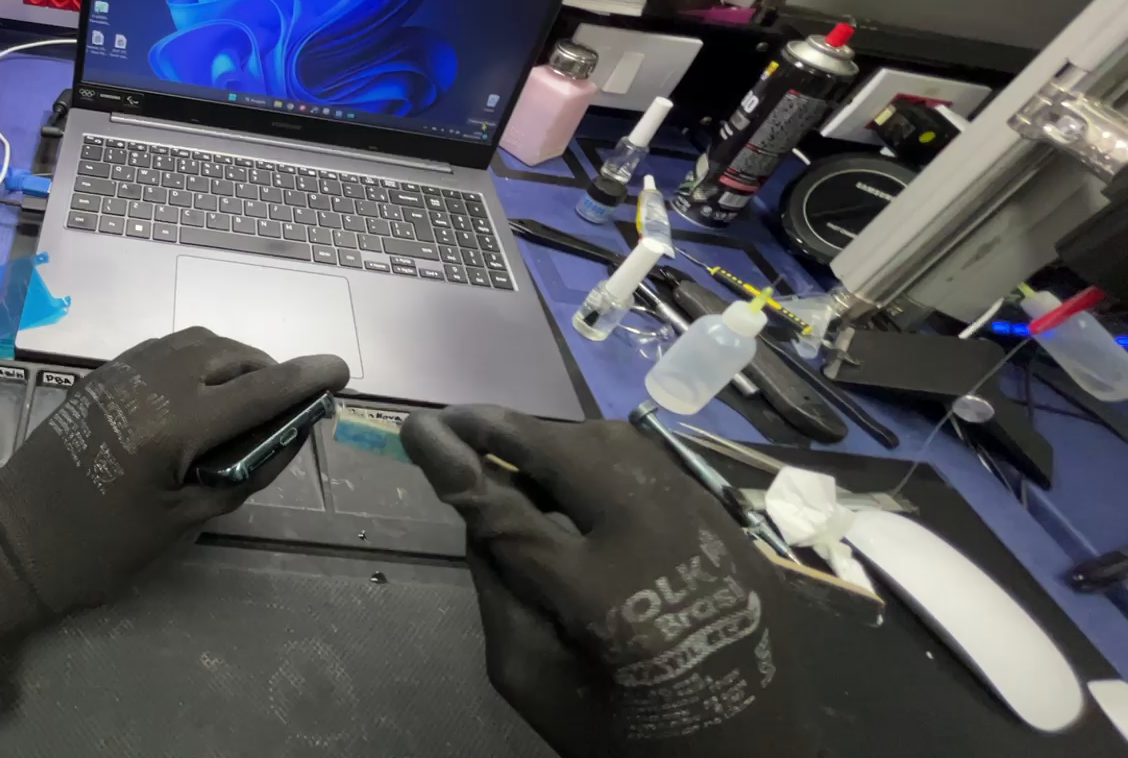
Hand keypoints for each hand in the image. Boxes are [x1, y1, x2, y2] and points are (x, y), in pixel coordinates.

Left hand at [0, 327, 348, 644]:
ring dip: (233, 358)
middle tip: (289, 399)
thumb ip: (240, 475)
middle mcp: (151, 381)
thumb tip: (284, 438)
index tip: (340, 368)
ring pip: (197, 341)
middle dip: (268, 369)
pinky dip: (198, 357)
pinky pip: (166, 347)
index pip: (256, 392)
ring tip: (250, 391)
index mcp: (173, 426)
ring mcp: (122, 370)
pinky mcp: (104, 372)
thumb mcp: (182, 522)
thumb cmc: (101, 549)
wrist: (13, 539)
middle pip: (229, 355)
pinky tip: (203, 387)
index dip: (303, 379)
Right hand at [403, 407, 814, 757]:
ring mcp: (713, 534)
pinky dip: (599, 461)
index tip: (414, 426)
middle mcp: (664, 550)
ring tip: (514, 455)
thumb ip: (493, 582)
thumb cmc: (621, 739)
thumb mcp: (527, 674)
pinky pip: (652, 467)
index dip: (452, 460)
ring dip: (552, 441)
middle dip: (502, 428)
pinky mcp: (738, 535)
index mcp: (605, 603)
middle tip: (457, 424)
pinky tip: (577, 487)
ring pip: (614, 445)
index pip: (505, 508)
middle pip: (566, 452)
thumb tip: (473, 499)